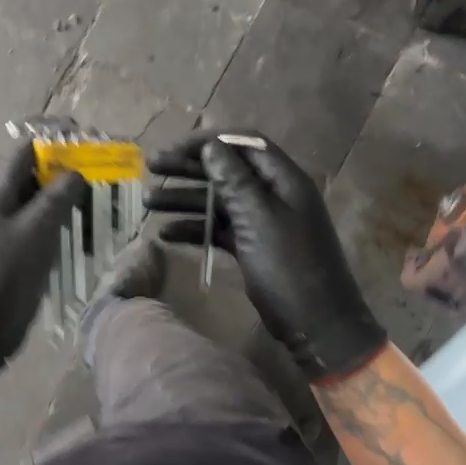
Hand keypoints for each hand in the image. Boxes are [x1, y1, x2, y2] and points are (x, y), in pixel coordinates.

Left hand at [0, 142, 86, 389]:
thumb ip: (56, 197)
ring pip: (43, 203)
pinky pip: (43, 229)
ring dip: (71, 201)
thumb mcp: (35, 233)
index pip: (27, 150)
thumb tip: (77, 171)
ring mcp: (8, 230)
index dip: (58, 141)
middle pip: (37, 175)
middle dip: (71, 172)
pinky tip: (89, 235)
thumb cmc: (3, 279)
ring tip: (106, 205)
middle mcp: (1, 205)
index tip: (92, 144)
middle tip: (108, 178)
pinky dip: (65, 226)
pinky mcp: (17, 254)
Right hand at [147, 131, 386, 380]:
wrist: (317, 324)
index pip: (244, 144)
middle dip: (188, 169)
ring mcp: (263, 223)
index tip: (173, 147)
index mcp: (284, 181)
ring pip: (219, 201)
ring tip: (148, 204)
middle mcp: (274, 195)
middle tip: (151, 168)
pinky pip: (220, 230)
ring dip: (185, 200)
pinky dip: (195, 229)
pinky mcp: (253, 248)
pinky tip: (167, 235)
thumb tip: (211, 146)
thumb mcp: (259, 219)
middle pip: (226, 171)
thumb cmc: (290, 267)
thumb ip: (235, 181)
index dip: (208, 141)